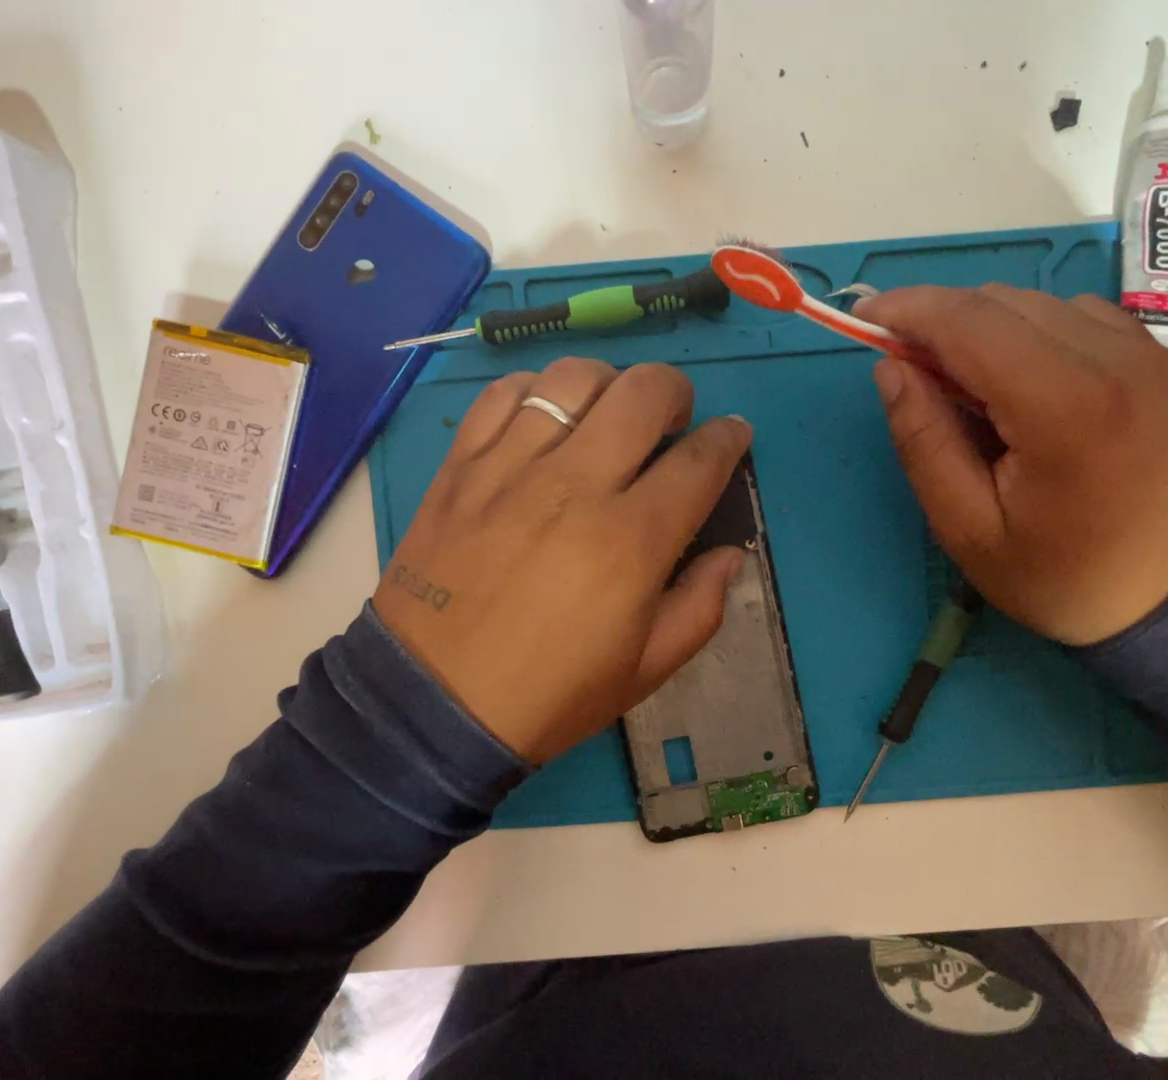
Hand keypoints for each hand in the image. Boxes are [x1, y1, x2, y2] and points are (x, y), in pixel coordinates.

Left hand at [373, 358, 751, 763]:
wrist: (434, 704)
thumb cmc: (551, 693)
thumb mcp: (646, 670)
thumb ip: (702, 606)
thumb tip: (730, 552)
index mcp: (632, 541)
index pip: (700, 460)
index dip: (729, 438)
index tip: (733, 436)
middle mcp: (576, 486)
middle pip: (645, 393)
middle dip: (677, 393)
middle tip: (673, 421)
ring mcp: (511, 469)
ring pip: (573, 379)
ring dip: (608, 386)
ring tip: (607, 415)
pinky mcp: (460, 467)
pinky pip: (502, 394)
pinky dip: (534, 391)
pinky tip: (544, 418)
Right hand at [857, 286, 1167, 645]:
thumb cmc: (1066, 576)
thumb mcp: (971, 530)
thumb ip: (924, 442)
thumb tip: (891, 369)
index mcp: (1062, 405)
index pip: (969, 321)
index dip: (908, 309)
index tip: (864, 318)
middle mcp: (1111, 359)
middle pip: (1002, 302)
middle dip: (941, 319)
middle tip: (909, 369)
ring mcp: (1144, 354)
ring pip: (1039, 303)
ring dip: (986, 326)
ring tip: (966, 386)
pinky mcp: (1160, 361)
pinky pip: (1079, 317)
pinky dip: (1032, 332)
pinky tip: (1022, 382)